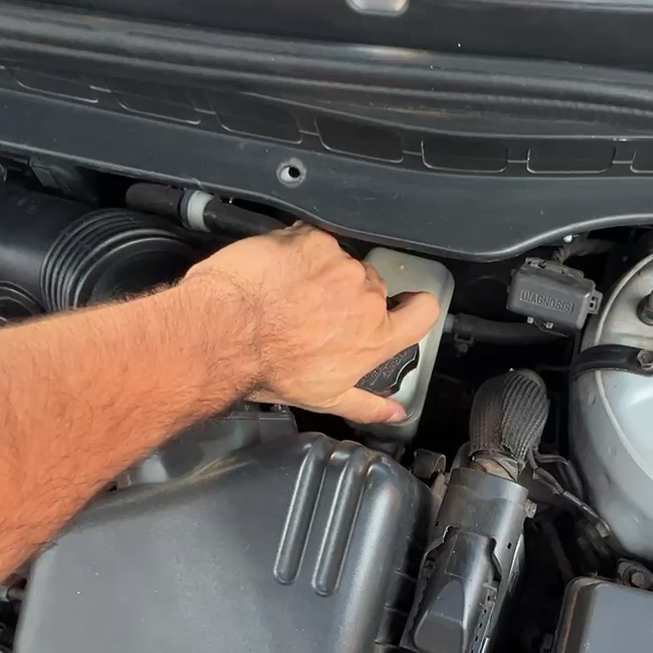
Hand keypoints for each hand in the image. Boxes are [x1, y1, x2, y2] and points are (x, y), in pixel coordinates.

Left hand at [179, 223, 442, 422]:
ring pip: (344, 263)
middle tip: (317, 312)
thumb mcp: (327, 398)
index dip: (417, 307)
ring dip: (324, 274)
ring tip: (293, 294)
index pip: (424, 312)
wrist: (229, 332)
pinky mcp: (313, 240)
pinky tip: (281, 275)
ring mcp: (341, 266)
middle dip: (350, 296)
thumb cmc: (274, 368)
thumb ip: (370, 405)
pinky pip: (316, 241)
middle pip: (374, 287)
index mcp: (376, 336)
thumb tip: (396, 413)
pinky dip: (300, 253)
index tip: (404, 307)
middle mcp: (366, 298)